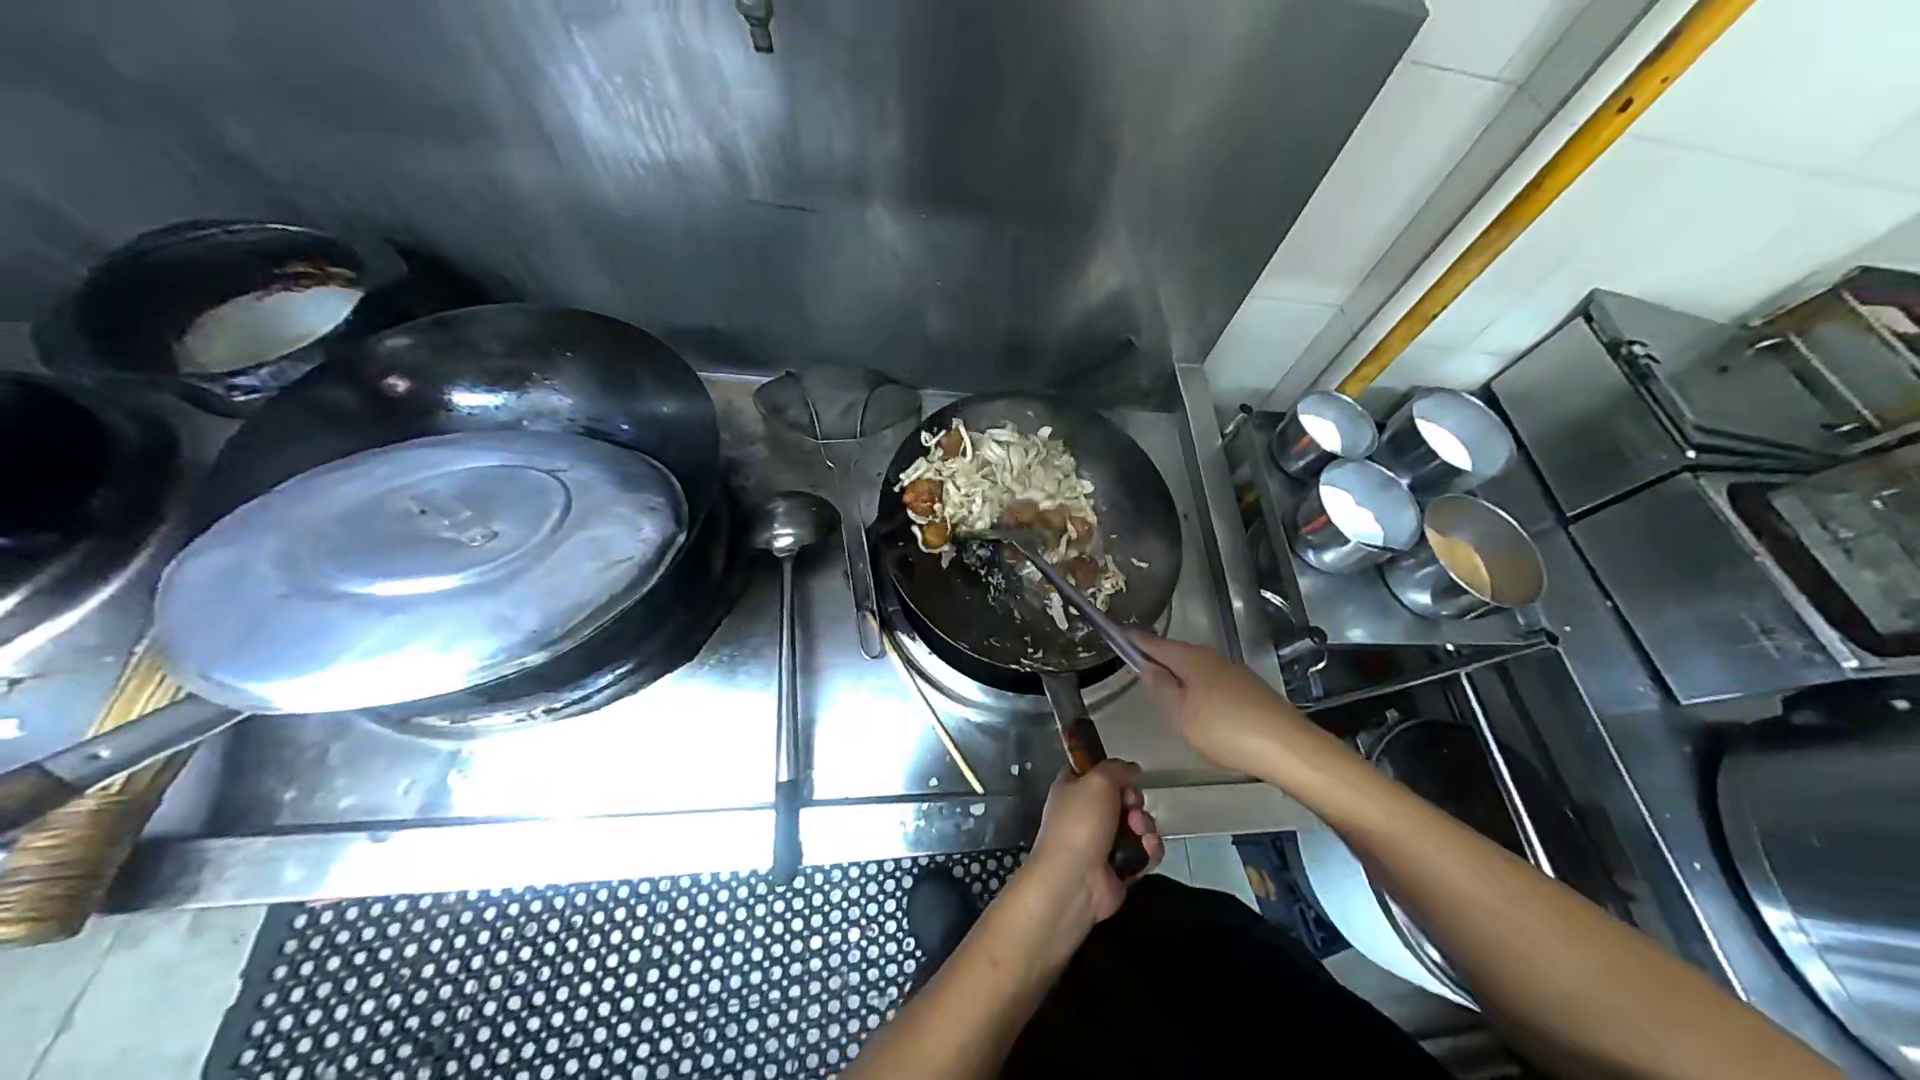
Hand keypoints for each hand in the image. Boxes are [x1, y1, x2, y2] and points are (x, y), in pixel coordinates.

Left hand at [1021, 760, 1162, 927]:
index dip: (1112, 773)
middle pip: (1122, 798)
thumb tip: (1133, 770)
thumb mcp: (1097, 781)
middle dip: (1134, 800)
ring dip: (1144, 825)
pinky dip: (1149, 849)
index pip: (1094, 773)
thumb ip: (1117, 769)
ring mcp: (1104, 842)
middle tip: (1132, 805)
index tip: (1123, 776)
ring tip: (1139, 832)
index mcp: (1072, 790)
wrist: (1075, 880)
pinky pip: (1144, 851)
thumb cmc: (1080, 822)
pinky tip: (1146, 849)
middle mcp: (1086, 814)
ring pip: (1137, 824)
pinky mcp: (1121, 867)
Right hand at [1131, 633, 1325, 776]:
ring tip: (1165, 693)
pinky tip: (1198, 708)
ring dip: (1179, 675)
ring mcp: (1234, 672)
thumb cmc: (1224, 730)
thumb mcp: (1181, 713)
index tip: (1118, 635)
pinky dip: (1198, 687)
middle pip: (1178, 653)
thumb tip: (1145, 665)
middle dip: (1158, 659)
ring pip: (1197, 668)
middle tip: (1137, 669)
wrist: (1287, 748)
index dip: (1135, 640)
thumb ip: (1160, 687)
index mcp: (1192, 659)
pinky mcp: (1249, 689)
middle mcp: (1213, 657)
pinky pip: (1213, 681)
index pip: (1155, 643)